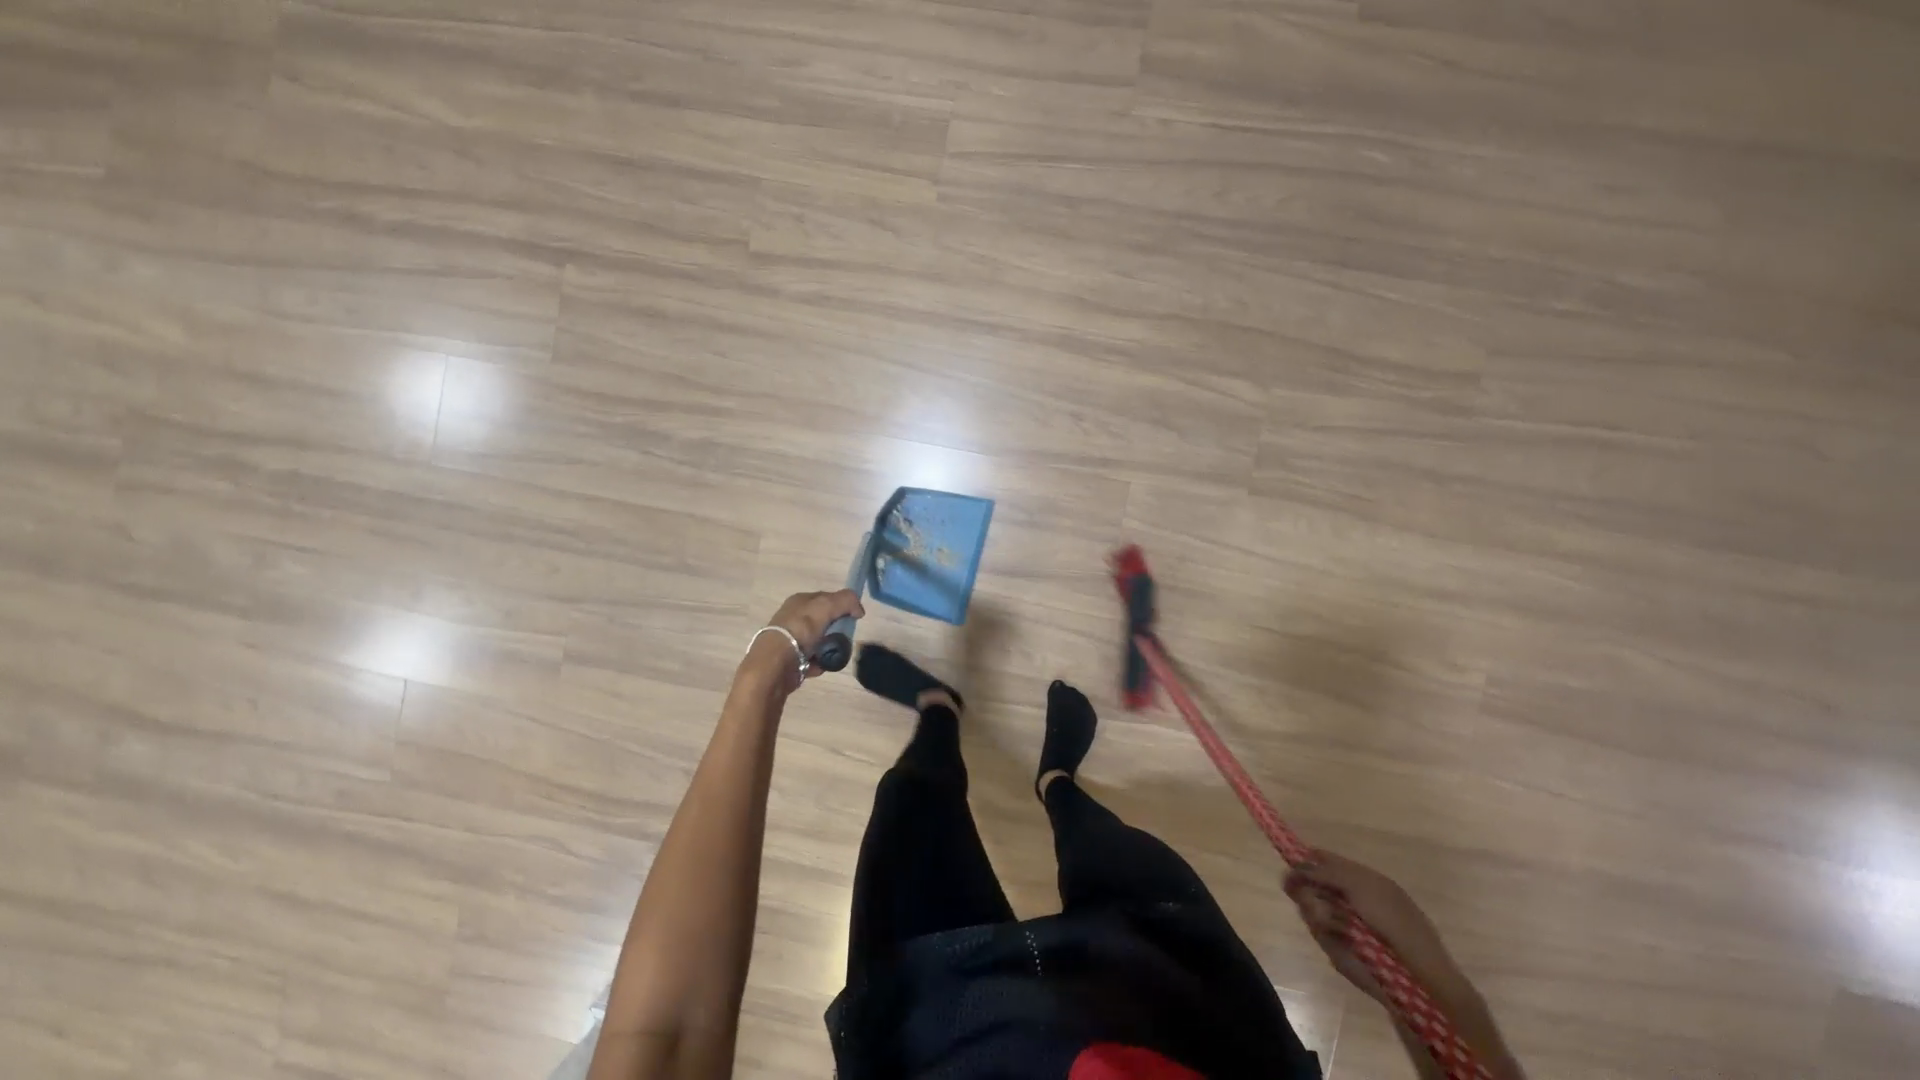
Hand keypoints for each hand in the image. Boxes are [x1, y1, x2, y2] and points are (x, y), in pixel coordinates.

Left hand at [762, 589, 864, 677]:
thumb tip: (859, 610)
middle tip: (844, 637)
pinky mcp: (793, 659)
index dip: (842, 605)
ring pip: (820, 641)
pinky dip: (821, 662)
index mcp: (800, 601)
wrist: (777, 662)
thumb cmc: (801, 629)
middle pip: (824, 621)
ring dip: (830, 648)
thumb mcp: (826, 606)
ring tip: (835, 654)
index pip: (826, 598)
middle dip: (836, 630)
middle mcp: (794, 618)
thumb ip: (846, 601)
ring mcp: (792, 639)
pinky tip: (823, 664)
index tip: (853, 618)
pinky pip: (814, 659)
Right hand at [1284, 851, 1459, 1007]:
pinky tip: (1340, 933)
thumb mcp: (1361, 884)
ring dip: (1317, 908)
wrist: (1411, 968)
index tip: (1291, 864)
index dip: (1306, 860)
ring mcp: (1338, 921)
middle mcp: (1345, 897)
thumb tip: (1295, 865)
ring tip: (1335, 920)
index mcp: (1358, 879)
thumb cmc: (1393, 919)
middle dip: (1307, 885)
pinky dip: (1325, 927)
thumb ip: (1326, 871)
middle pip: (1309, 882)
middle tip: (1309, 893)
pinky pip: (1316, 928)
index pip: (1323, 861)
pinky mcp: (1333, 945)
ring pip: (1308, 904)